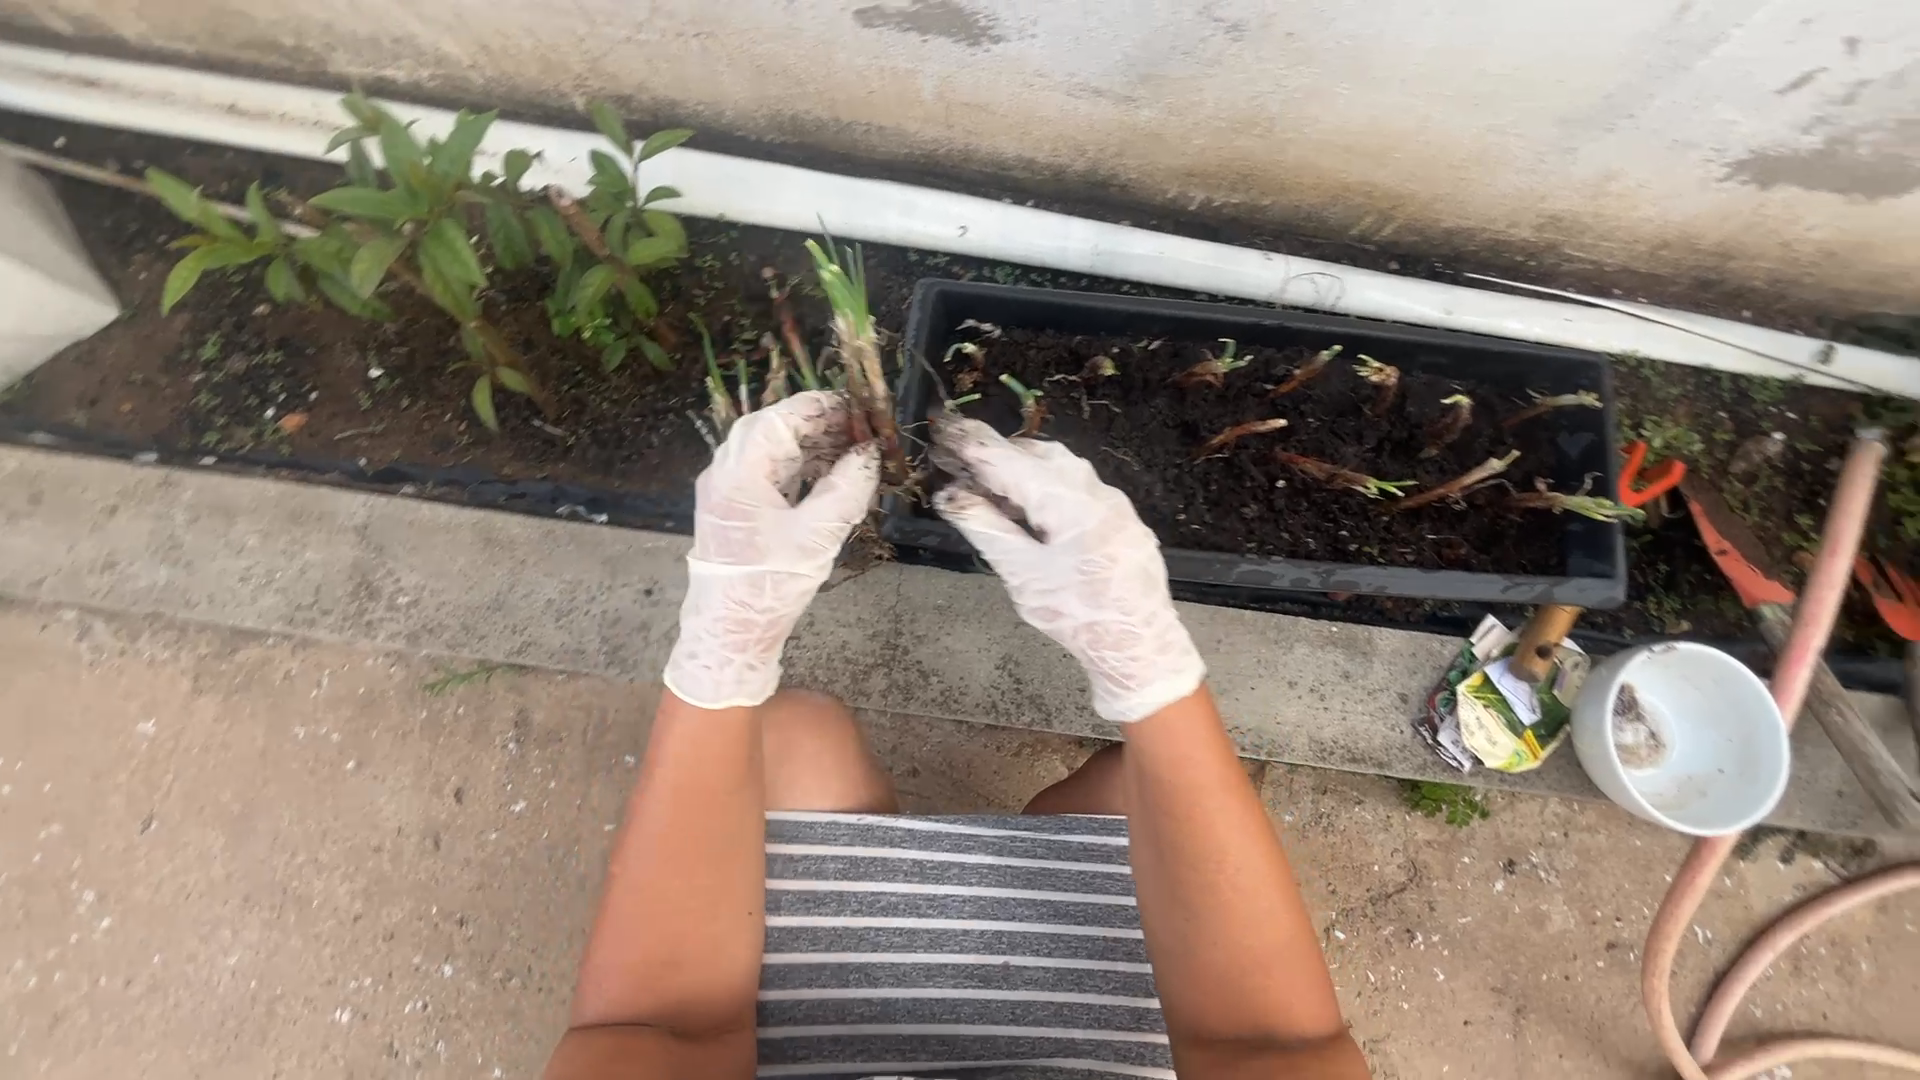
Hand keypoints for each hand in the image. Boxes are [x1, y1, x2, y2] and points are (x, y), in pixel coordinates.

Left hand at [664, 392, 879, 709]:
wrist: (729, 633)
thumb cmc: (769, 585)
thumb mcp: (816, 536)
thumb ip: (846, 487)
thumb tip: (870, 452)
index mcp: (739, 471)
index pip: (781, 418)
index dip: (821, 408)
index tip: (859, 411)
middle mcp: (727, 472)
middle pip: (774, 429)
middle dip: (819, 426)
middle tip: (861, 432)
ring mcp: (728, 491)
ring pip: (772, 451)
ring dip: (811, 447)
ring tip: (851, 453)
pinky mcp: (736, 510)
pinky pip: (769, 474)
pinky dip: (799, 468)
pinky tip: (827, 477)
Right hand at [931, 416, 1203, 722]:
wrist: (1140, 647)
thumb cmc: (1076, 614)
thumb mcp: (1022, 575)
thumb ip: (985, 527)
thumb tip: (948, 493)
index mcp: (1070, 501)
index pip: (1009, 459)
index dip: (971, 443)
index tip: (940, 427)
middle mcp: (1096, 490)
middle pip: (1038, 454)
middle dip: (995, 452)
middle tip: (956, 458)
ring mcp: (1113, 503)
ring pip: (1060, 468)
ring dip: (1019, 468)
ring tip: (984, 482)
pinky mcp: (1120, 519)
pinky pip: (1076, 487)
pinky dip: (1043, 485)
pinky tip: (1026, 507)